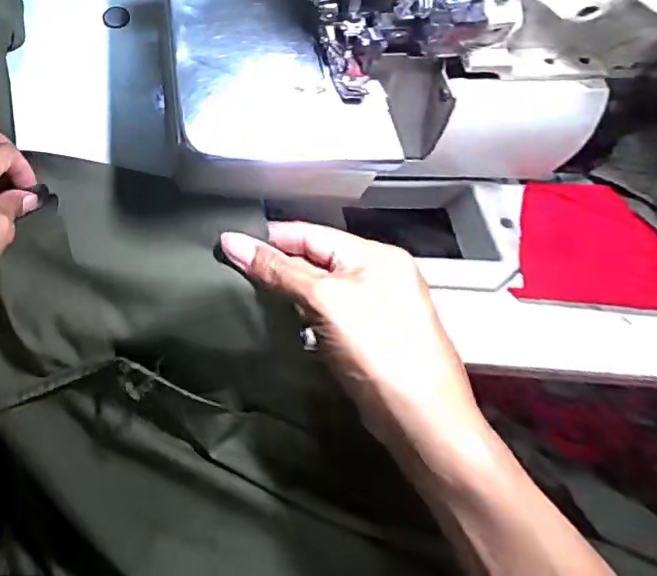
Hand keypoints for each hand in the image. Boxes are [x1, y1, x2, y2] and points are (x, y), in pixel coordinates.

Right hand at [219, 222, 487, 461]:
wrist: (423, 424)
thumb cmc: (383, 354)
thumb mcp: (324, 300)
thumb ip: (279, 270)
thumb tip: (234, 243)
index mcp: (376, 254)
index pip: (311, 233)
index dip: (271, 238)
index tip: (233, 244)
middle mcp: (381, 275)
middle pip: (316, 259)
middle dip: (281, 267)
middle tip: (240, 272)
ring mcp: (379, 308)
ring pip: (322, 289)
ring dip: (294, 295)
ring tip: (262, 299)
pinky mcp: (373, 339)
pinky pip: (331, 316)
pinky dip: (309, 319)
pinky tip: (292, 327)